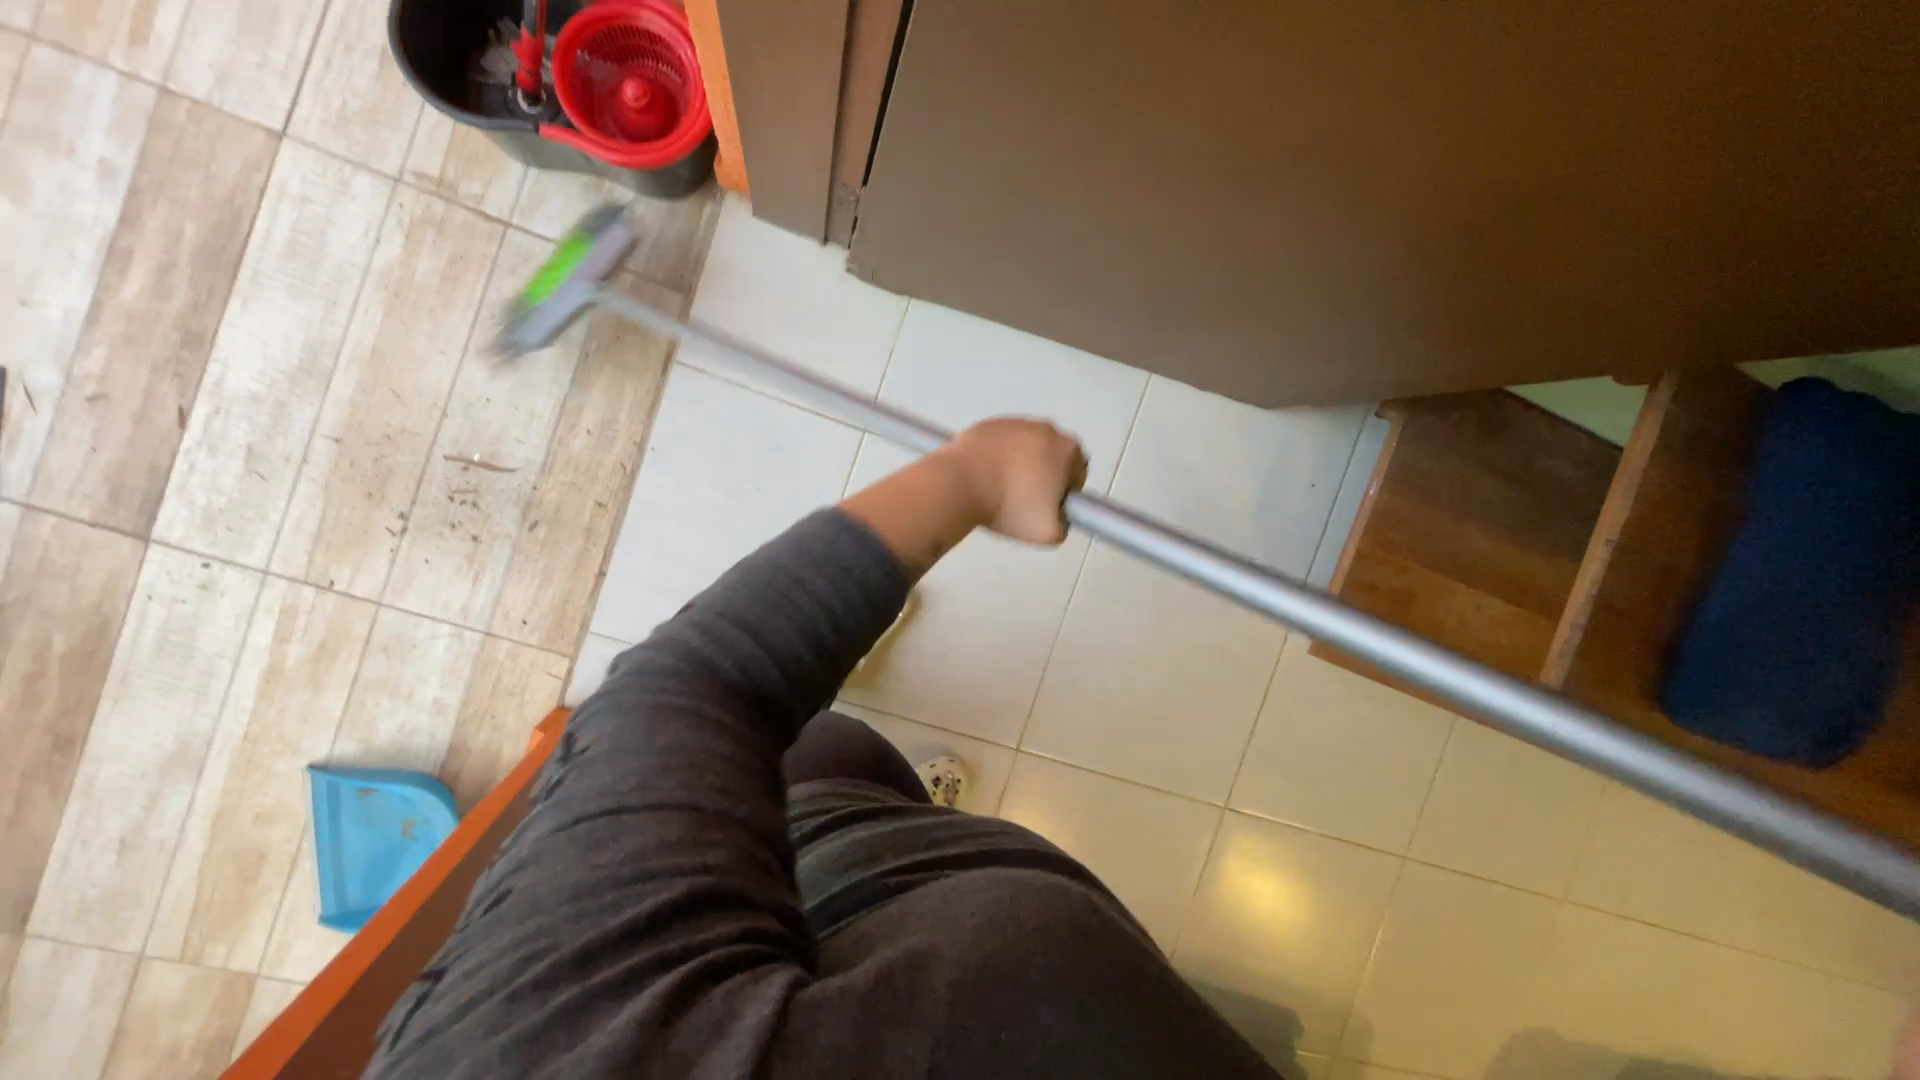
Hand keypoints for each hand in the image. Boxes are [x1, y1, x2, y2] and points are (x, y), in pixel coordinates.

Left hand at [936, 418, 1088, 544]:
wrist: (959, 484)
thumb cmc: (1010, 507)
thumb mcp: (1050, 534)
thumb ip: (1064, 525)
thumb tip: (1058, 517)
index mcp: (1067, 449)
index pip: (1077, 472)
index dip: (1065, 492)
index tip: (1046, 507)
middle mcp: (1046, 428)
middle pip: (1052, 456)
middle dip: (1043, 475)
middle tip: (1023, 500)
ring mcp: (1014, 422)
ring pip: (1025, 447)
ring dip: (1019, 465)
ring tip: (999, 489)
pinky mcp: (987, 424)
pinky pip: (1000, 443)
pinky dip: (996, 457)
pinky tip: (984, 476)